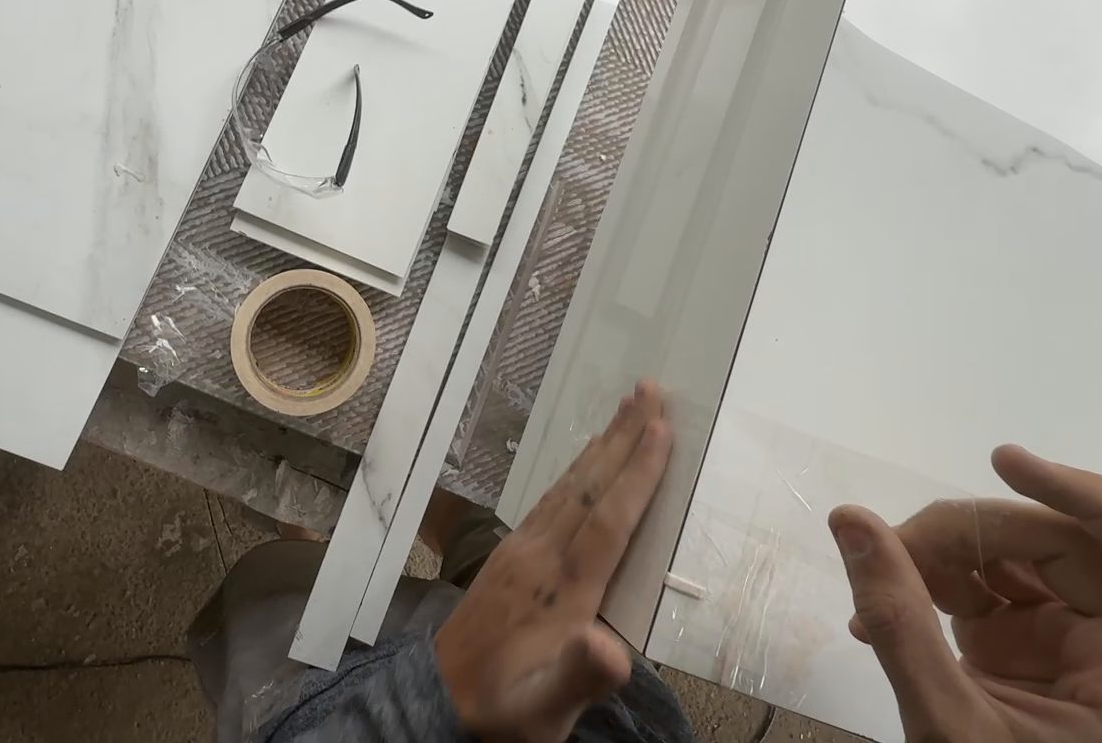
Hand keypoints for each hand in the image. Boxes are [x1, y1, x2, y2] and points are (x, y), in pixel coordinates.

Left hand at [435, 378, 672, 742]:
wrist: (440, 696)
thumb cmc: (504, 708)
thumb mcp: (544, 711)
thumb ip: (579, 678)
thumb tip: (612, 649)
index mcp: (561, 591)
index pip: (607, 521)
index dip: (637, 474)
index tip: (661, 429)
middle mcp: (541, 556)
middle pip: (590, 485)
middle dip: (623, 436)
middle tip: (649, 390)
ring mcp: (523, 547)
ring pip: (570, 483)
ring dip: (602, 443)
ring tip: (626, 408)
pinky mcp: (512, 550)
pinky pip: (551, 496)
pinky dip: (577, 469)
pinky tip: (588, 460)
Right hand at [829, 445, 1101, 742]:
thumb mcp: (949, 728)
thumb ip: (898, 620)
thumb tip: (848, 518)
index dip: (1101, 503)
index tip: (1003, 463)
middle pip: (1071, 549)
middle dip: (973, 534)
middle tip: (893, 549)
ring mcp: (1084, 650)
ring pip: (1024, 558)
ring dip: (944, 553)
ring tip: (880, 586)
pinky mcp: (1038, 649)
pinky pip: (991, 586)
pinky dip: (934, 581)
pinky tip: (884, 606)